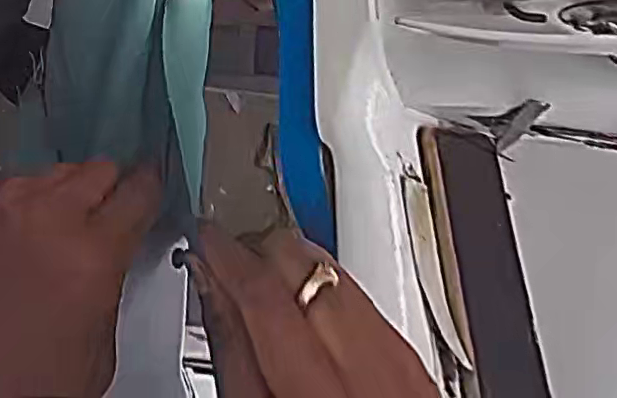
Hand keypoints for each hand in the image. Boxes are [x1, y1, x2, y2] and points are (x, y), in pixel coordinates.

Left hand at [0, 161, 161, 397]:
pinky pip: (25, 180)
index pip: (140, 189)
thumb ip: (115, 280)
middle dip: (111, 191)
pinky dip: (35, 199)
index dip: (151, 189)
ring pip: (64, 170)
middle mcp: (51, 216)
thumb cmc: (20, 383)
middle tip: (109, 216)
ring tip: (66, 228)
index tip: (151, 188)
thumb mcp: (98, 350)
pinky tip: (32, 230)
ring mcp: (12, 202)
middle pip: (103, 168)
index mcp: (90, 255)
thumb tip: (120, 246)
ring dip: (73, 193)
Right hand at [191, 224, 438, 397]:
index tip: (205, 235)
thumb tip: (207, 281)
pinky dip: (321, 278)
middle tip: (226, 255)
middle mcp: (370, 372)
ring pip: (329, 267)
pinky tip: (302, 291)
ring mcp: (398, 361)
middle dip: (255, 247)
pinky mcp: (411, 356)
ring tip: (259, 272)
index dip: (225, 253)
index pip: (263, 296)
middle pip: (300, 266)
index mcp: (317, 396)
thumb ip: (230, 353)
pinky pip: (356, 290)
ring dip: (287, 258)